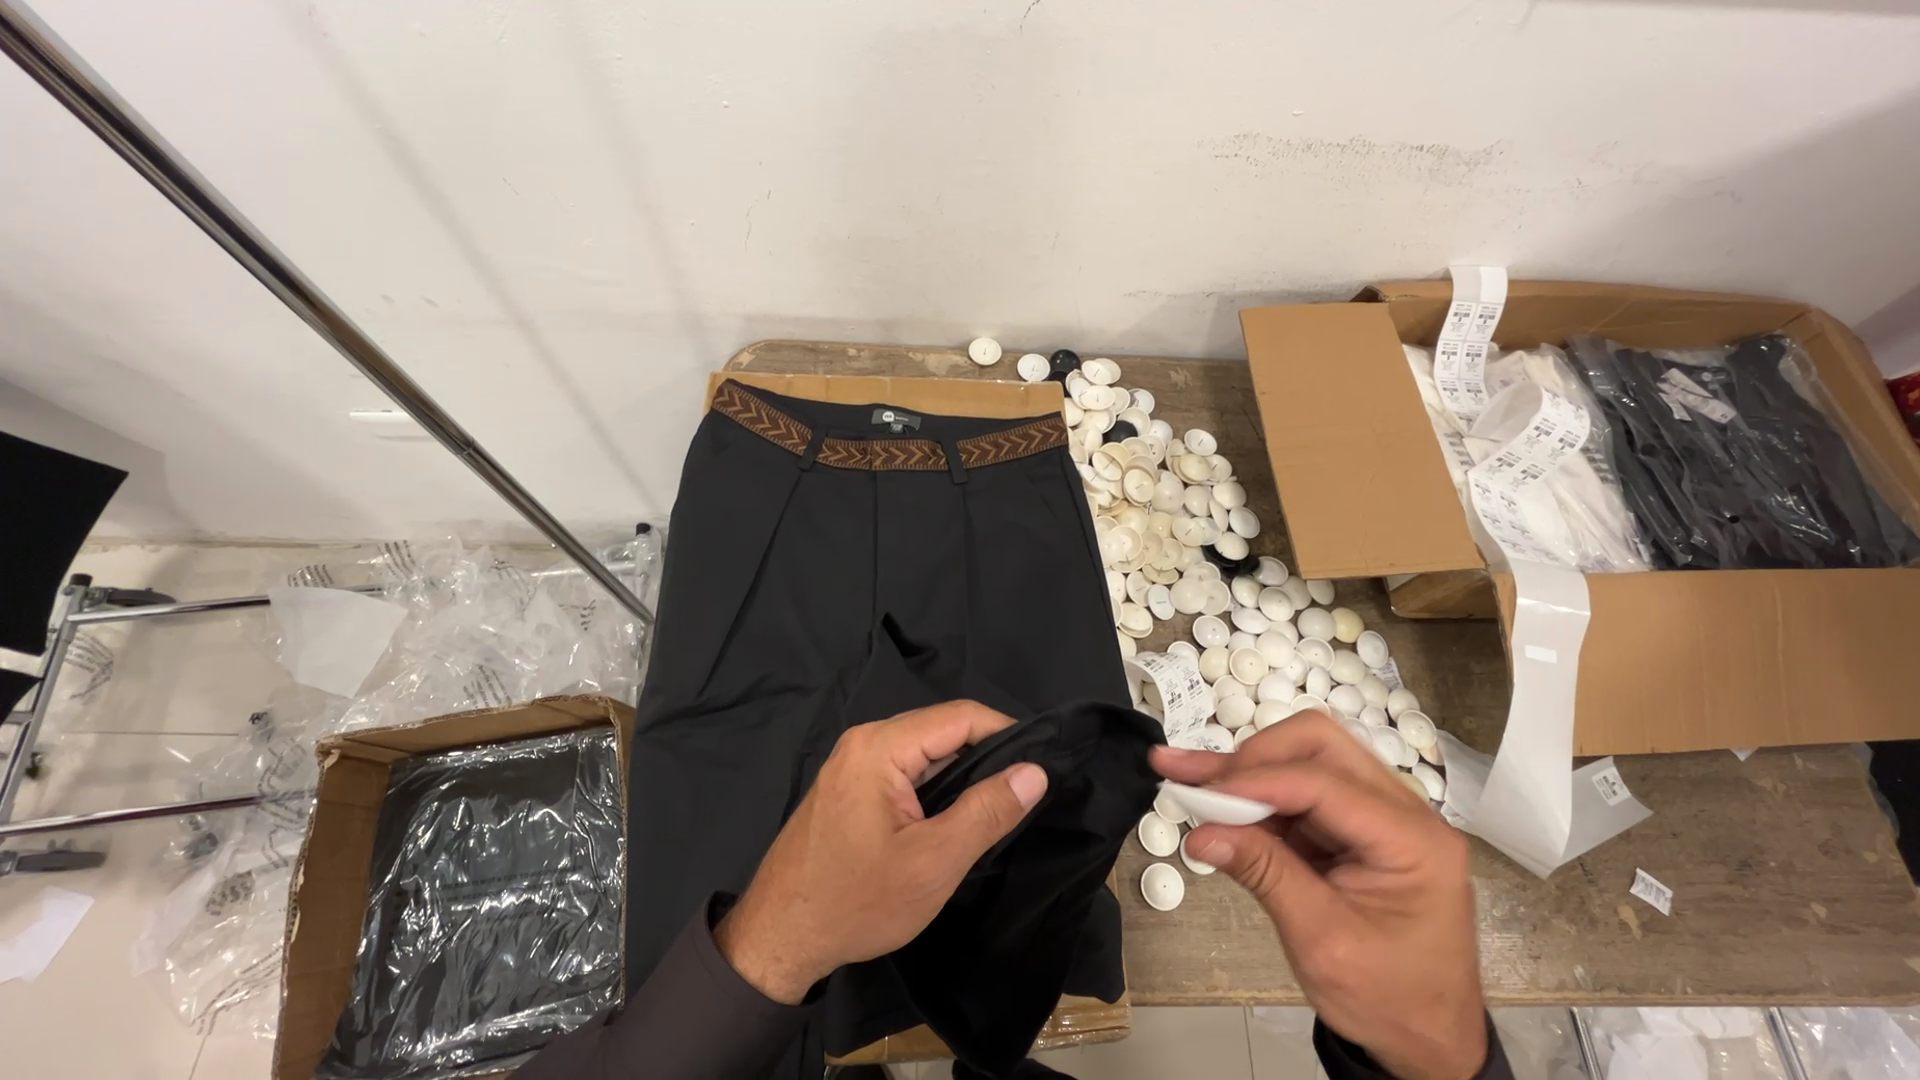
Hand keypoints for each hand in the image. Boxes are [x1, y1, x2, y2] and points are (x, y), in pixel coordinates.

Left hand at [714, 700, 1048, 1003]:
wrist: (779, 939)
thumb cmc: (857, 902)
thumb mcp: (934, 862)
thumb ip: (987, 812)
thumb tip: (1035, 772)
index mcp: (880, 747)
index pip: (960, 716)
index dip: (1007, 732)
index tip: (1043, 762)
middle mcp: (864, 741)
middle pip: (941, 728)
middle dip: (987, 752)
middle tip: (1026, 787)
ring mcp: (852, 764)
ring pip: (924, 751)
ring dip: (962, 771)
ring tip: (1000, 801)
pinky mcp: (850, 787)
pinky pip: (905, 770)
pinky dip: (936, 785)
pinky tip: (956, 812)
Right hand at [1152, 712, 1485, 1079]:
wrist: (1426, 1043)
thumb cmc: (1386, 1000)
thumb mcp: (1321, 941)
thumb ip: (1264, 874)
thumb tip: (1200, 833)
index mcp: (1412, 840)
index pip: (1323, 782)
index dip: (1254, 781)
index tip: (1197, 794)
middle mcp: (1402, 812)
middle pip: (1319, 745)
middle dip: (1253, 757)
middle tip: (1198, 782)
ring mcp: (1378, 815)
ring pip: (1304, 757)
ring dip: (1244, 768)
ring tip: (1182, 772)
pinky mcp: (1352, 827)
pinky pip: (1297, 790)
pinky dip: (1252, 794)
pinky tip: (1209, 795)